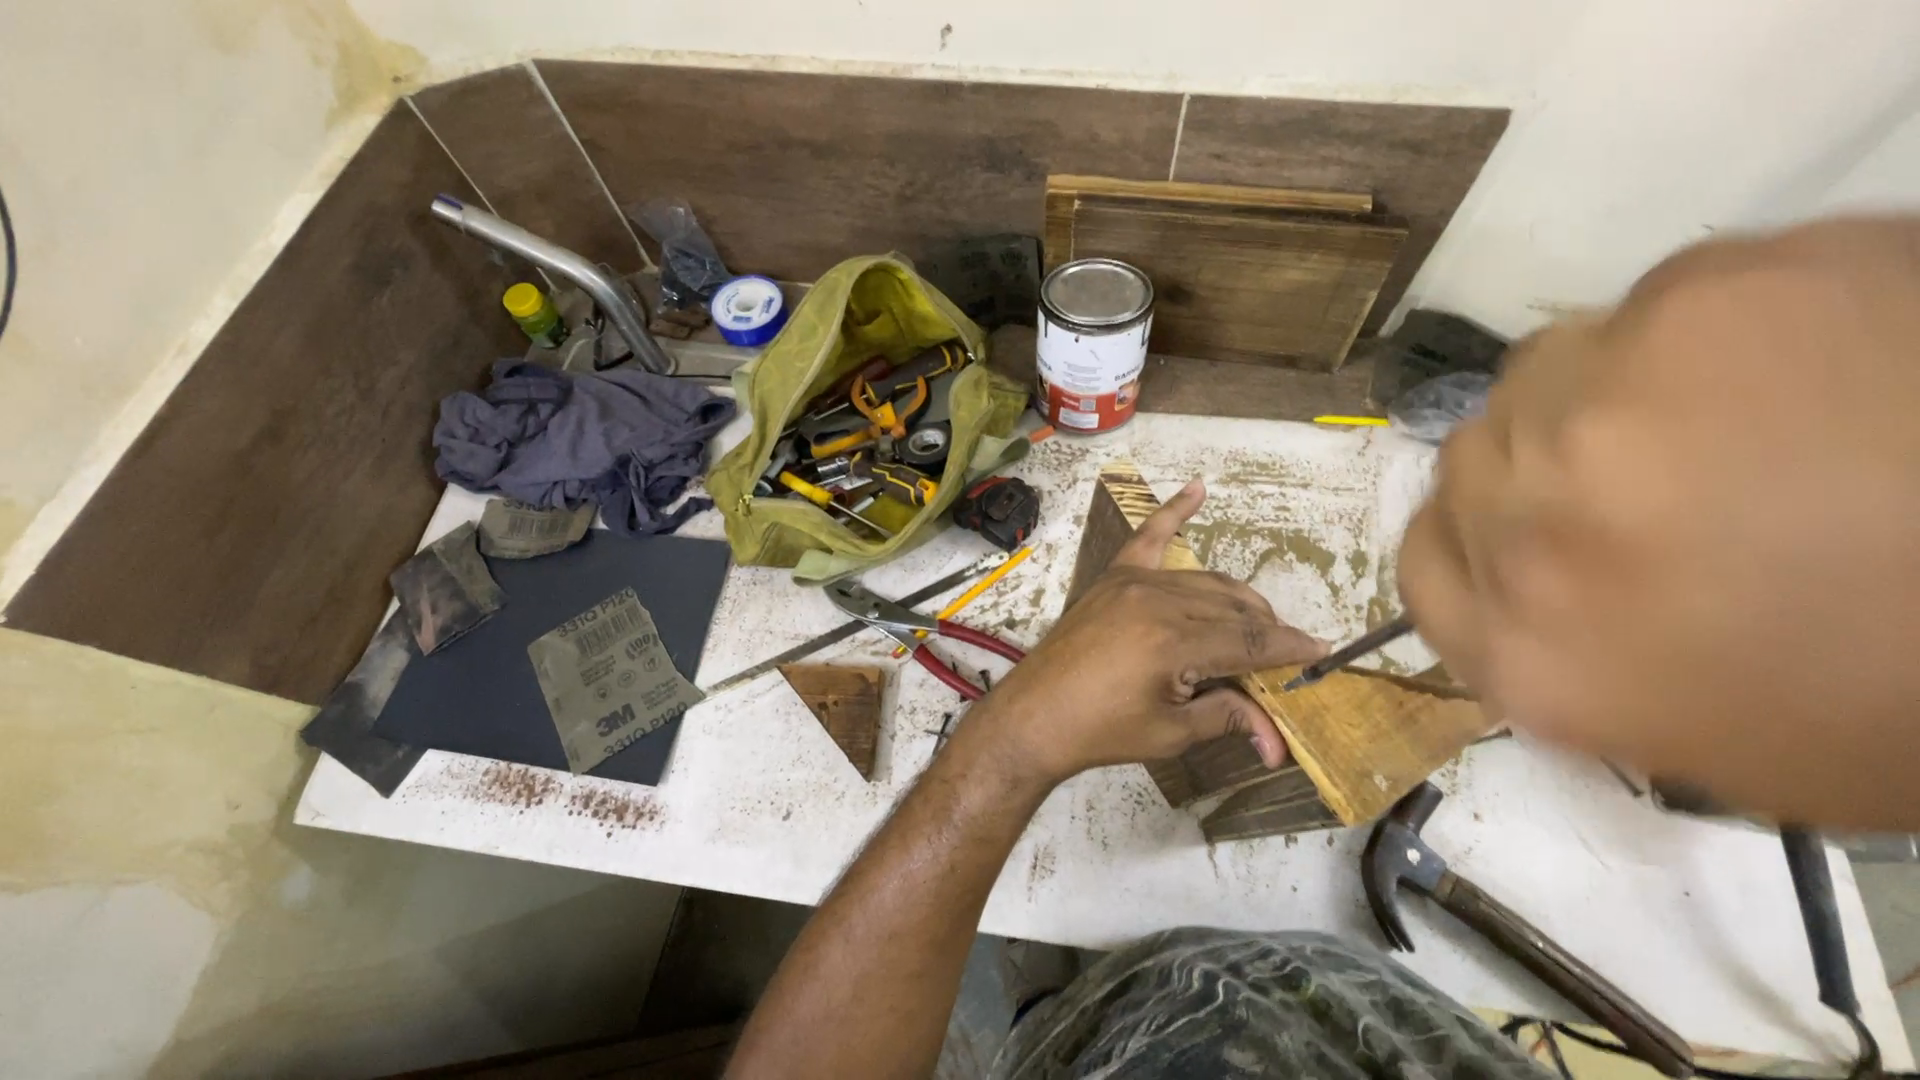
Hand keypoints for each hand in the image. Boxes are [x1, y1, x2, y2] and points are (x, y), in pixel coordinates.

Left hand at [973, 479, 1326, 787]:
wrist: (1034, 716)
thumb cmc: (1101, 731)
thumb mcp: (1170, 733)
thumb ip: (1228, 718)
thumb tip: (1278, 743)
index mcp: (1175, 642)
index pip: (1252, 641)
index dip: (1290, 649)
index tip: (1321, 653)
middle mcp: (1158, 601)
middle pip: (1233, 608)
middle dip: (1266, 630)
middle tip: (1282, 654)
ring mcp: (1132, 582)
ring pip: (1205, 581)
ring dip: (1237, 600)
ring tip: (1258, 621)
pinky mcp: (1112, 578)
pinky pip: (1149, 536)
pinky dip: (1173, 511)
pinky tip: (1197, 488)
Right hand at [1398, 216, 1919, 828]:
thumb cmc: (1904, 690)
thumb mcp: (1699, 737)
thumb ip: (1556, 650)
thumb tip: (1515, 570)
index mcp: (1534, 657)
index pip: (1422, 565)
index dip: (1477, 546)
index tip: (1543, 539)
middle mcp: (1531, 534)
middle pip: (1470, 464)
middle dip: (1547, 474)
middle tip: (1664, 484)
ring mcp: (1602, 415)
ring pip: (1539, 376)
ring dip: (1609, 398)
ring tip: (1747, 419)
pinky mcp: (1706, 303)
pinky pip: (1650, 307)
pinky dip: (1710, 333)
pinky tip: (1820, 362)